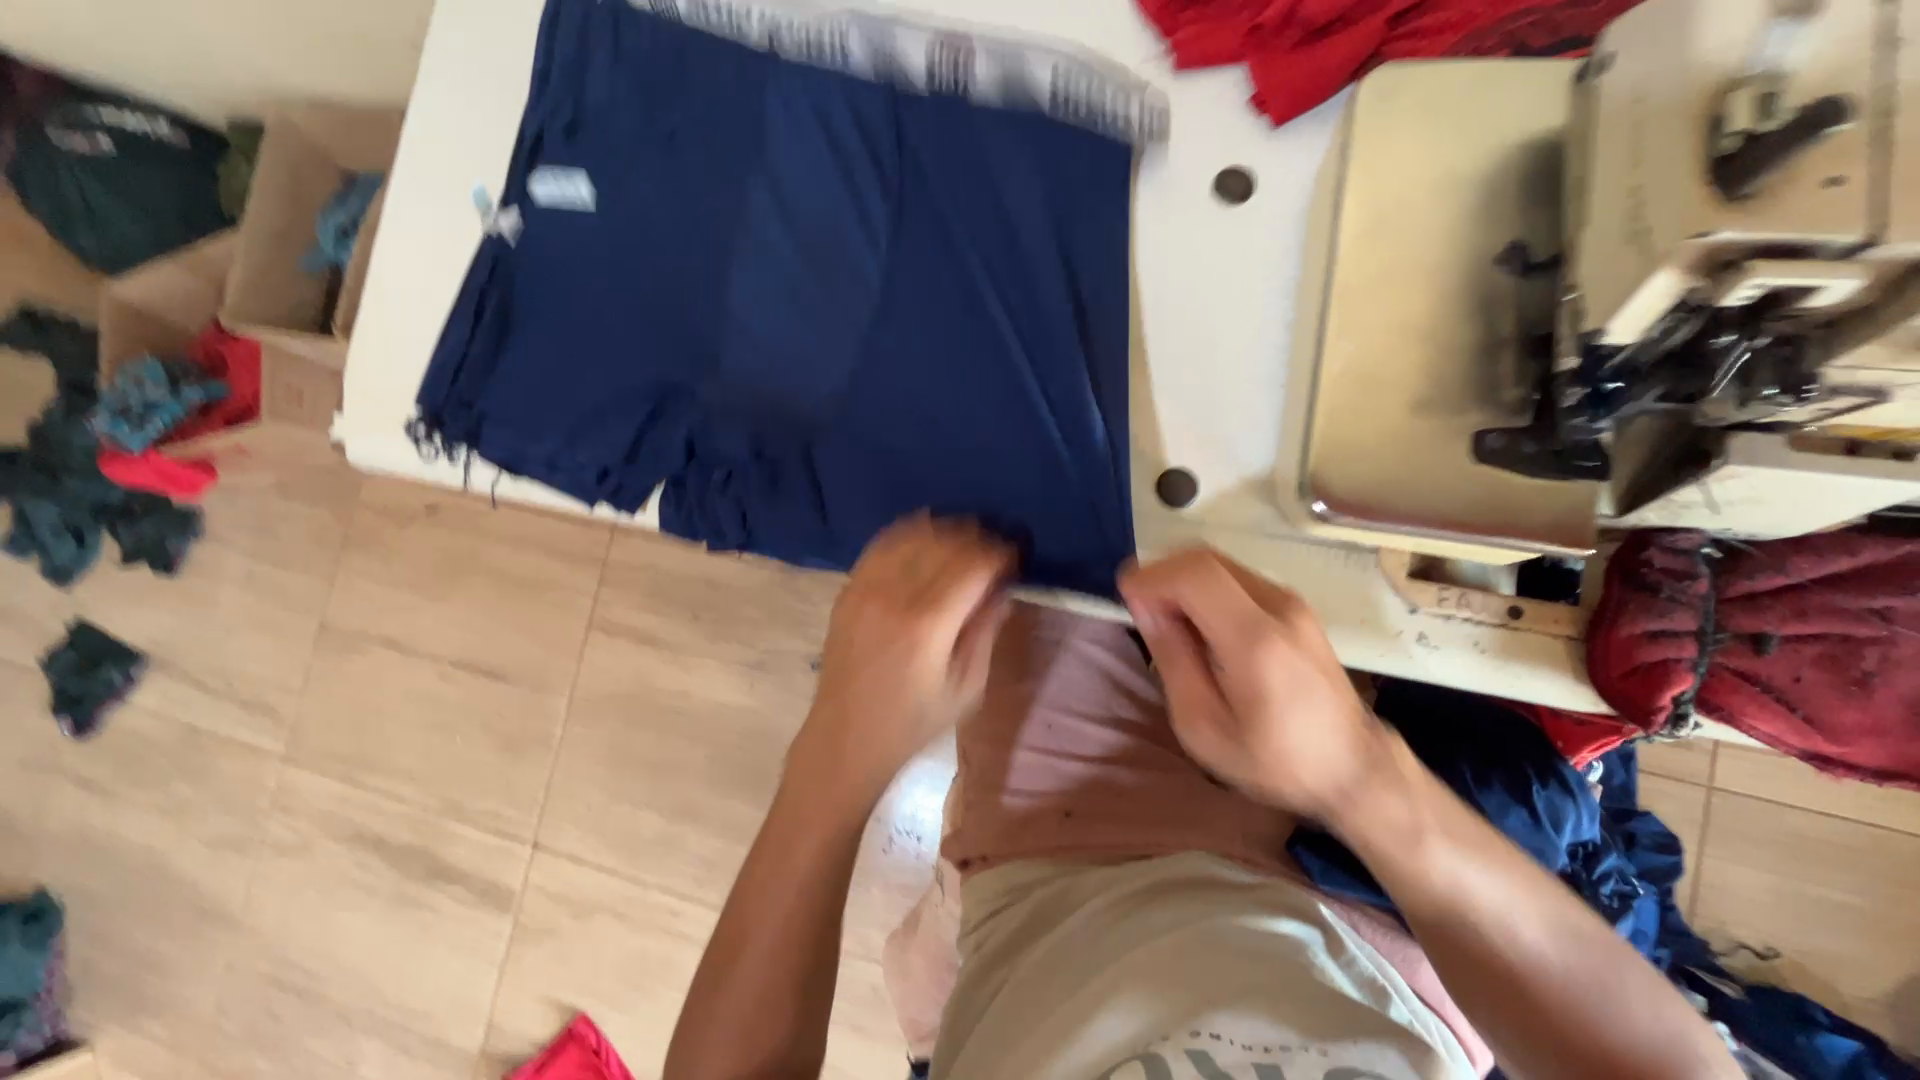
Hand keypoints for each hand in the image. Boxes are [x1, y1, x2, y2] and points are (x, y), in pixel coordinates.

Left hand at [791, 515, 1015, 798]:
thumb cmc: (912, 722)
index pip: (973, 564)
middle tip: (993, 553)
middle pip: (944, 542)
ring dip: (944, 532)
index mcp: (928, 625)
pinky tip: (926, 540)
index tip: (1014, 560)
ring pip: (912, 536)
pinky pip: (881, 545)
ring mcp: (865, 588)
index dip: (1000, 555)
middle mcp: (893, 596)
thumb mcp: (965, 688)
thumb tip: (1003, 591)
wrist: (846, 737)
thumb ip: (985, 633)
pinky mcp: (849, 590)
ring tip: (963, 544)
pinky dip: (908, 535)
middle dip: (976, 540)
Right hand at [1118, 547, 1393, 824]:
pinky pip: (1238, 580)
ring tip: (1168, 624)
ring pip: (1221, 566)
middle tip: (1141, 612)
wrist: (1353, 769)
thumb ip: (1173, 659)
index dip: (1151, 576)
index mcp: (1255, 639)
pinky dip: (1207, 591)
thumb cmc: (1274, 761)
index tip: (1126, 600)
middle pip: (1205, 559)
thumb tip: (1146, 606)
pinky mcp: (1297, 608)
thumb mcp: (1203, 726)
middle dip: (1162, 575)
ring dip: (1184, 583)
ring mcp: (1293, 603)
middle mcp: (1279, 607)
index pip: (1194, 574)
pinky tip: (1201, 629)